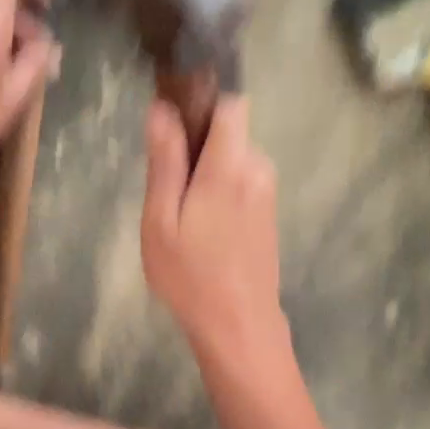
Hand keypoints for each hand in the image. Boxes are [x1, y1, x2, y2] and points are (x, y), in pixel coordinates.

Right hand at [140, 96, 281, 345]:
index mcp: (229, 166)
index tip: (173, 125)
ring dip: (206, 175)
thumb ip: (164, 163)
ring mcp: (268, 193)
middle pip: (229, 133)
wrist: (238, 325)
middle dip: (197, 148)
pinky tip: (203, 231)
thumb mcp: (160, 221)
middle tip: (166, 193)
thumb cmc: (190, 275)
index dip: (203, 103)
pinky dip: (220, 193)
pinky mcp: (269, 213)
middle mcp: (257, 169)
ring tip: (181, 217)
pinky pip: (241, 182)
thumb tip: (161, 109)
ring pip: (234, 159)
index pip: (231, 103)